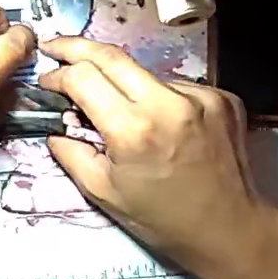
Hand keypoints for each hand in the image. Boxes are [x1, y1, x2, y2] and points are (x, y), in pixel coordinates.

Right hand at [38, 36, 277, 278]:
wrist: (230, 230)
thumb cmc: (162, 220)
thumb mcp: (104, 194)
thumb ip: (71, 154)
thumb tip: (56, 128)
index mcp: (134, 130)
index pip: (83, 78)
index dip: (58, 76)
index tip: (47, 82)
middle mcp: (169, 103)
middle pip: (112, 56)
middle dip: (77, 48)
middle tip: (56, 48)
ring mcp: (201, 96)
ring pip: (146, 73)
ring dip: (124, 83)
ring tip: (122, 112)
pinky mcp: (222, 97)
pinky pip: (177, 87)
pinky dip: (160, 99)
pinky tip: (162, 125)